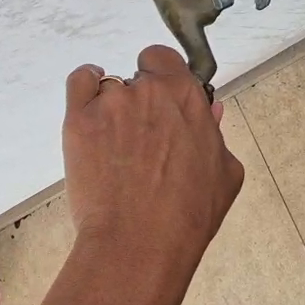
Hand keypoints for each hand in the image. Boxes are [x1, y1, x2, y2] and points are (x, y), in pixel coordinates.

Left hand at [0, 50, 244, 304]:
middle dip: (141, 100)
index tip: (162, 101)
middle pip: (140, 76)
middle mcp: (150, 89)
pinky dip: (84, 87)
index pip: (166, 60)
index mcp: (186, 95)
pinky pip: (80, 81)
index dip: (163, 77)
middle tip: (142, 136)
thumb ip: (216, 135)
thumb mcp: (224, 174)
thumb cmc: (188, 215)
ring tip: (114, 147)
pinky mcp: (80, 118)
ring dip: (113, 108)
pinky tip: (89, 107)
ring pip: (110, 88)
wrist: (139, 245)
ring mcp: (112, 101)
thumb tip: (211, 111)